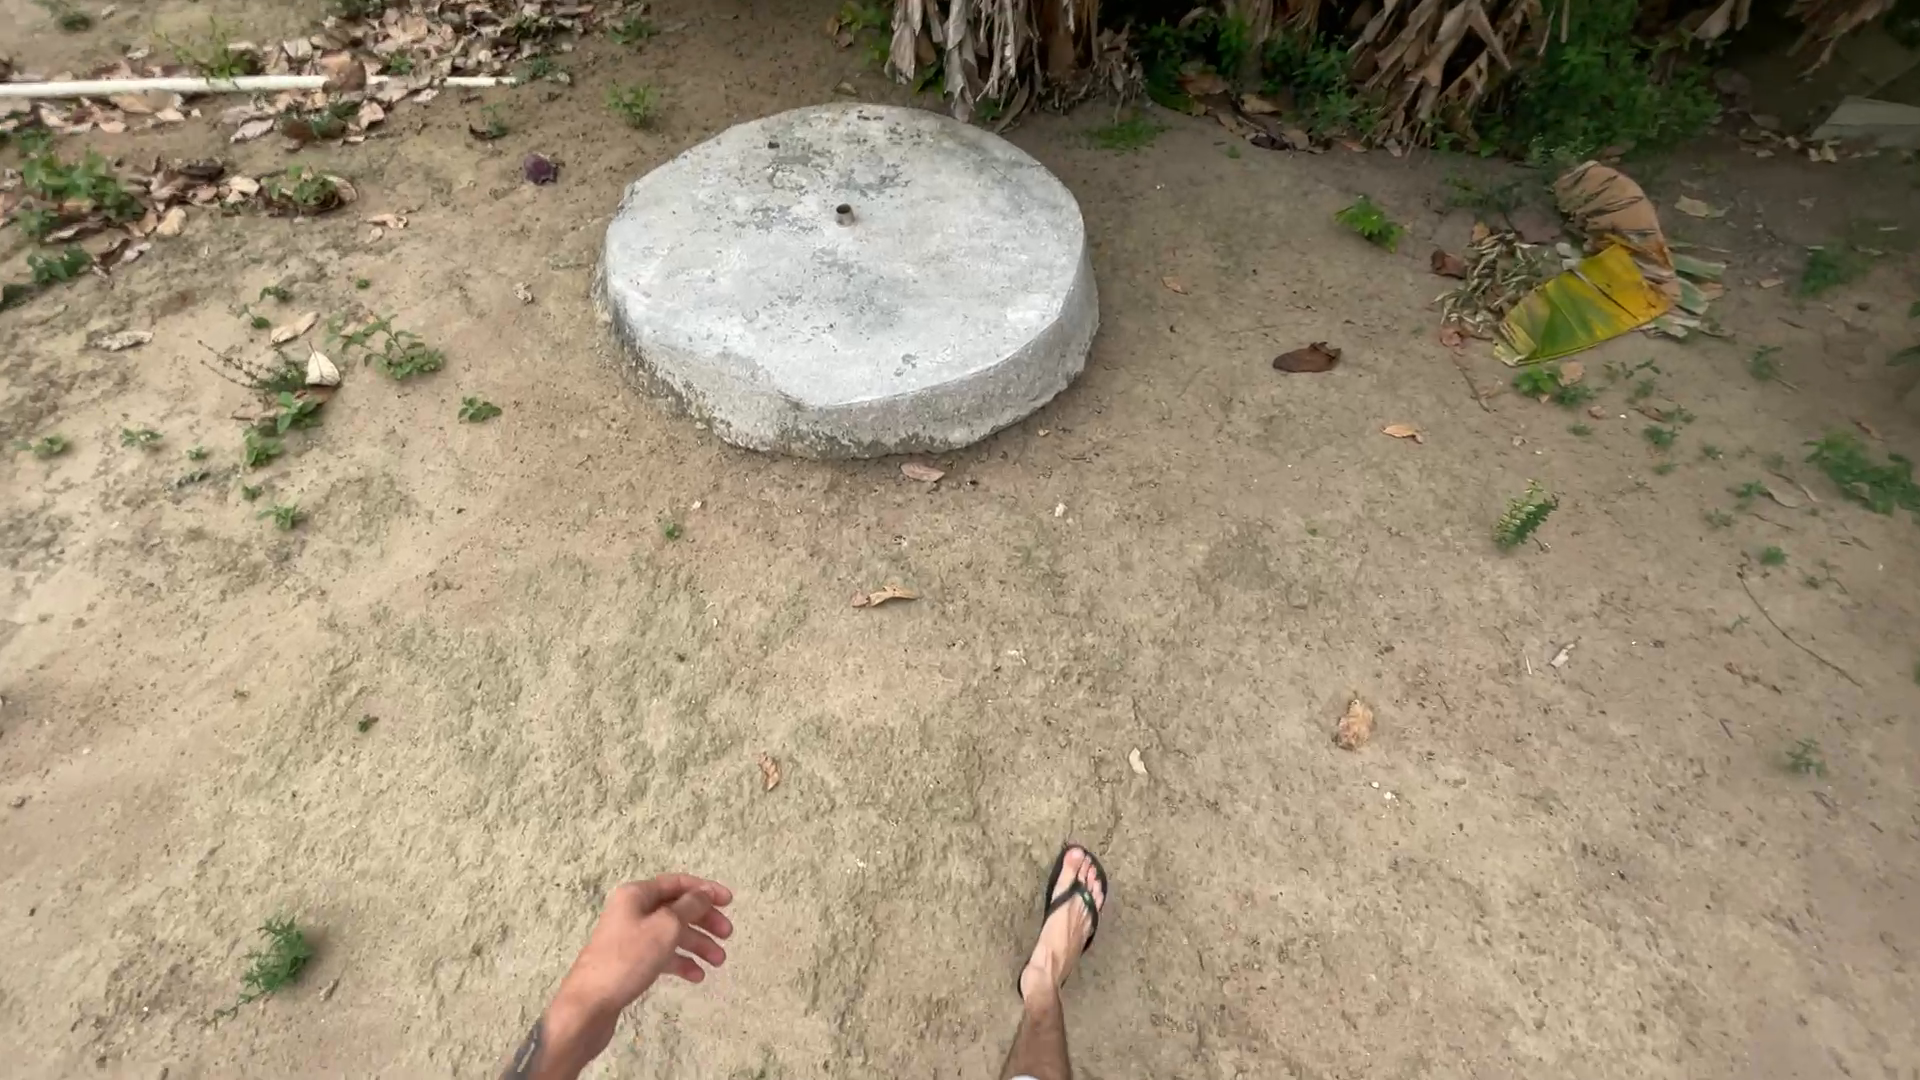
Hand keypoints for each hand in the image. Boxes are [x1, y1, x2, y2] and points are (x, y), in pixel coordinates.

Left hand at [514, 875, 732, 1078]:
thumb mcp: (666, 926)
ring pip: (672, 934)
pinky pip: (662, 955)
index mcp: (637, 894)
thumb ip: (690, 906)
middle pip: (678, 909)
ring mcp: (630, 938)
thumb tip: (704, 894)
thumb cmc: (627, 959)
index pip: (678, 883)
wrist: (586, 1008)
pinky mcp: (629, 963)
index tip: (729, 901)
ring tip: (719, 960)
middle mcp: (633, 911)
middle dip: (705, 920)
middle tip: (727, 934)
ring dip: (698, 945)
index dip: (706, 889)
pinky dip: (681, 962)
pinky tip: (697, 975)